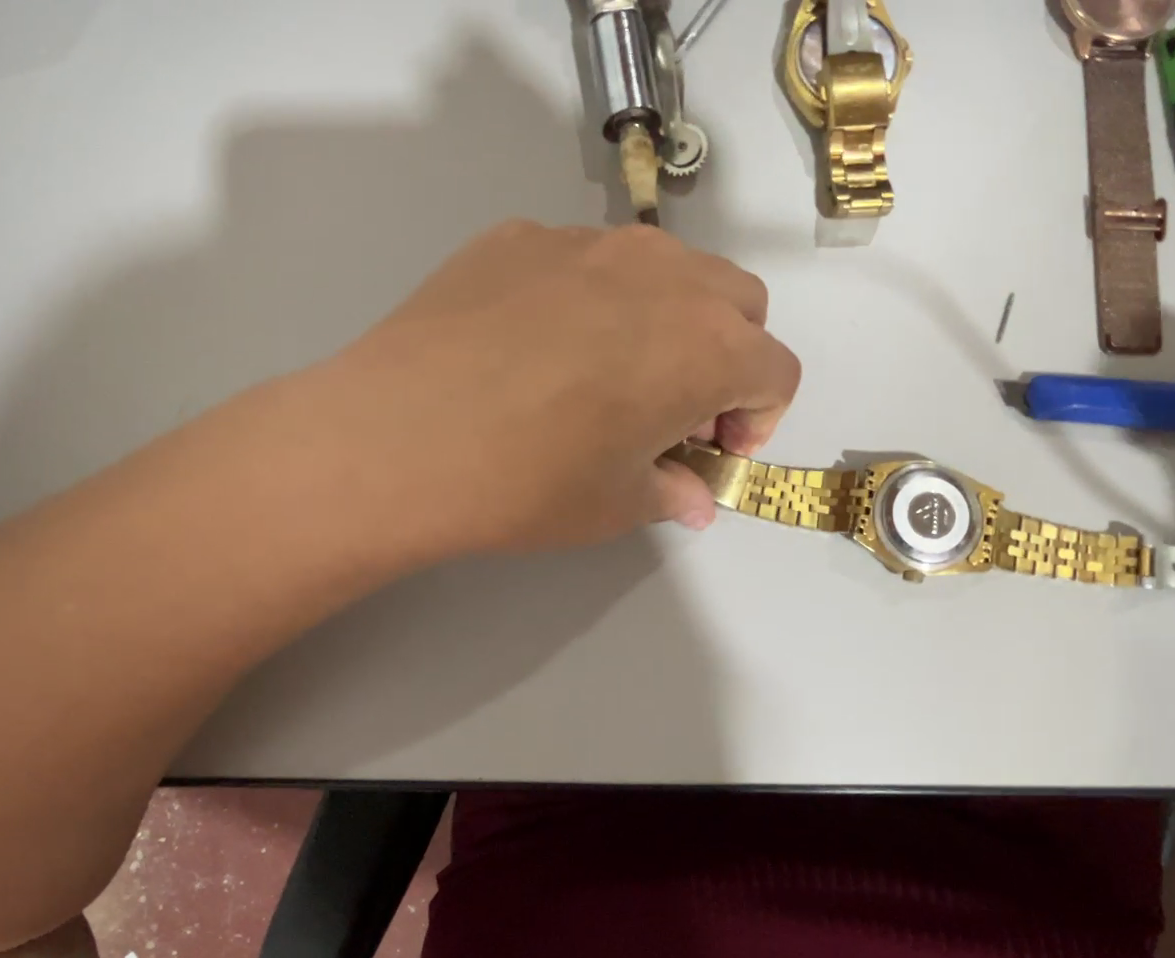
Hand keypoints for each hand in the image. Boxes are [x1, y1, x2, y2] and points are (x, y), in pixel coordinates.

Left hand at [312, 221, 799, 552]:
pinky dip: (591, 298)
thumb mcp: (615, 504)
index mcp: (709, 346)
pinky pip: (586, 261)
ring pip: (666, 268)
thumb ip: (672, 491)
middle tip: (674, 409)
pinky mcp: (521, 236)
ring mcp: (588, 244)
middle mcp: (665, 276)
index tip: (713, 452)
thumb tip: (692, 496)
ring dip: (666, 317)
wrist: (397, 436)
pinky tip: (536, 348)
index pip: (776, 370)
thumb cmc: (527, 482)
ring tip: (609, 372)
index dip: (759, 418)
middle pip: (738, 303)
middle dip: (727, 356)